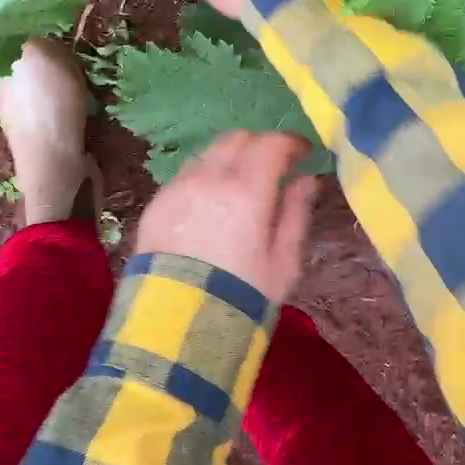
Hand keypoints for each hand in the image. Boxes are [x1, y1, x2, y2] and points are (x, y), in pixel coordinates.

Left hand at [134, 132, 318, 302]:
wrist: (176, 325)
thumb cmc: (241, 298)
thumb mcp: (282, 264)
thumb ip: (295, 214)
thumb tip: (307, 180)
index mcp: (246, 192)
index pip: (270, 145)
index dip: (290, 143)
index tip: (303, 152)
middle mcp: (209, 178)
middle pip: (237, 138)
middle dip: (259, 145)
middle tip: (273, 165)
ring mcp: (178, 187)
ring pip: (208, 152)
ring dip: (230, 157)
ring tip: (240, 183)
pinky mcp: (157, 201)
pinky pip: (185, 174)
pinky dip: (204, 176)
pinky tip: (211, 201)